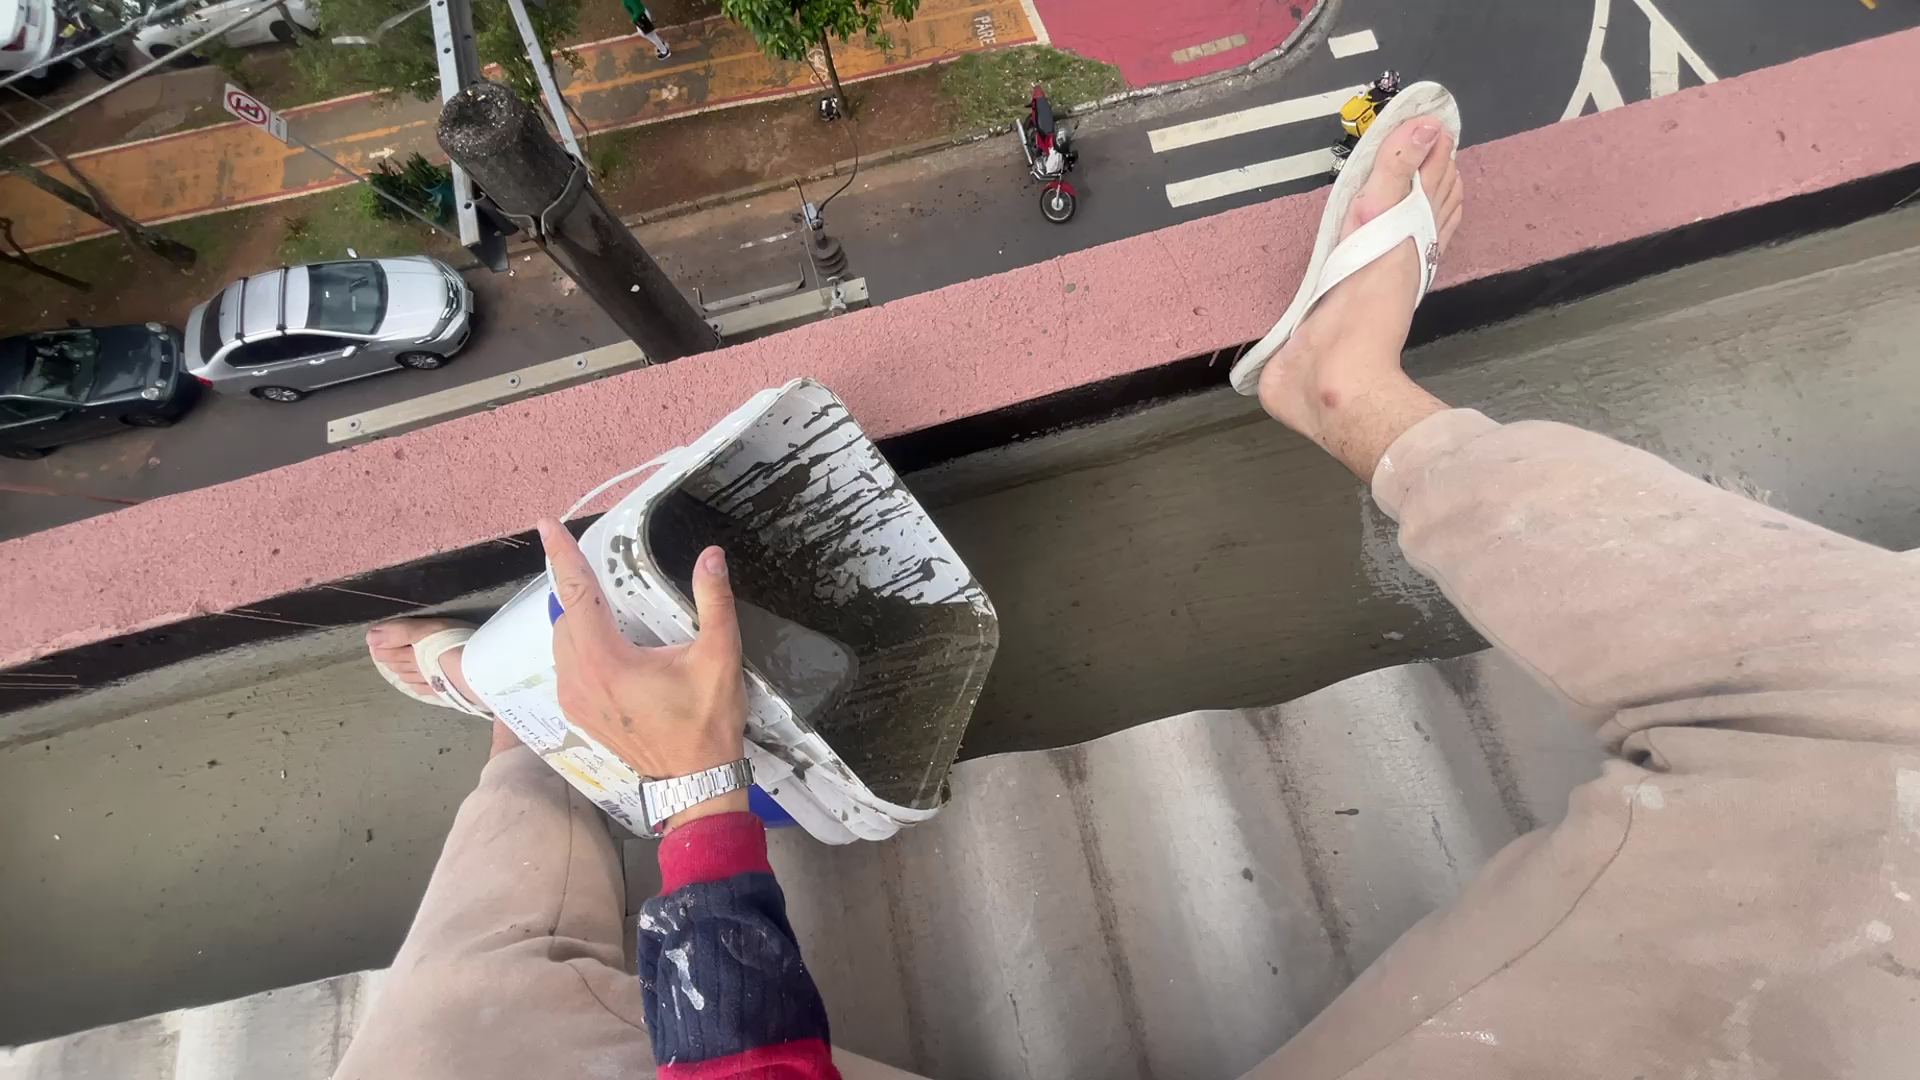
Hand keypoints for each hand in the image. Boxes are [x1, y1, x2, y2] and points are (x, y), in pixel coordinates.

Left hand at [537, 518, 749, 830]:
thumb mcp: (719, 655)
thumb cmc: (707, 718)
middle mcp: (579, 679)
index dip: (562, 556)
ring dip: (578, 618)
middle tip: (593, 566)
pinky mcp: (579, 715)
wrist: (696, 779)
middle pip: (565, 617)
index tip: (547, 526)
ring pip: (563, 643)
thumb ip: (714, 601)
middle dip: (576, 588)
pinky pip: (568, 666)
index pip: (576, 595)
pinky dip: (580, 645)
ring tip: (605, 605)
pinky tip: (607, 645)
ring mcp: (574, 701)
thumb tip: (711, 556)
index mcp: (607, 660)